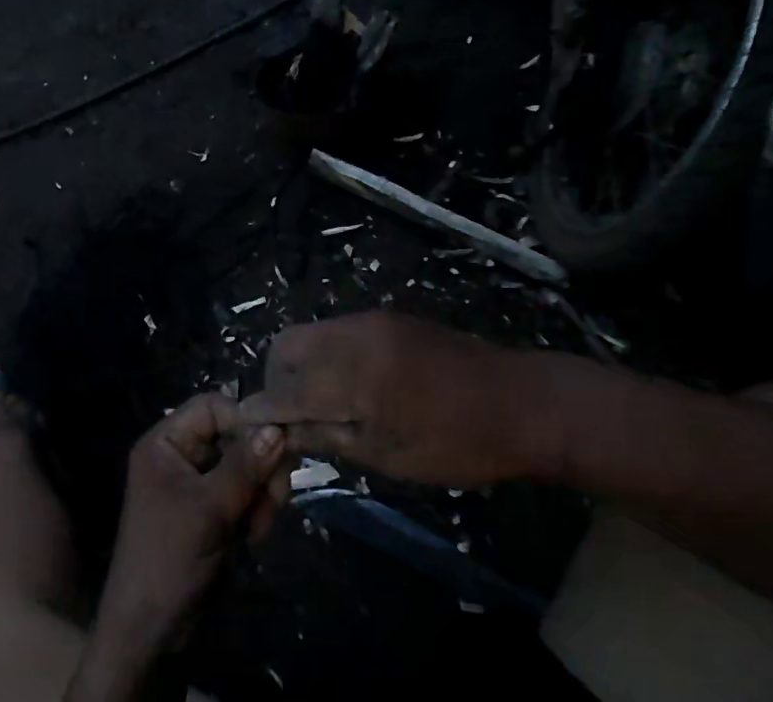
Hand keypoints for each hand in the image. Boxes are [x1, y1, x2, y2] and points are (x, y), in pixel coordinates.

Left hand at [71, 394, 287, 698]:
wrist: (151, 631)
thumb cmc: (168, 558)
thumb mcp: (208, 509)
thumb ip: (244, 466)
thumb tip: (277, 427)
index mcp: (166, 442)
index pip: (212, 407)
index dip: (245, 420)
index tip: (278, 445)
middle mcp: (181, 455)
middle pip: (235, 435)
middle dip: (259, 465)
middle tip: (275, 498)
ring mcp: (199, 483)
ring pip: (247, 465)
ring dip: (262, 492)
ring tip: (260, 527)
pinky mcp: (214, 510)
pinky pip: (247, 492)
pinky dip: (257, 509)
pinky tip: (255, 536)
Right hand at [240, 311, 563, 487]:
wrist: (526, 402)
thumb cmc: (460, 444)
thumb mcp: (390, 455)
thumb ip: (328, 436)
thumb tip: (280, 432)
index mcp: (358, 373)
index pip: (288, 388)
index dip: (263, 409)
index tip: (246, 425)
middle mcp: (356, 334)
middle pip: (288, 345)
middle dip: (275, 379)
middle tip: (285, 416)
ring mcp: (373, 320)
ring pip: (311, 334)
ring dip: (299, 366)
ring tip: (313, 405)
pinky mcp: (387, 318)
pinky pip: (336, 331)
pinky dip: (325, 356)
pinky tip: (343, 387)